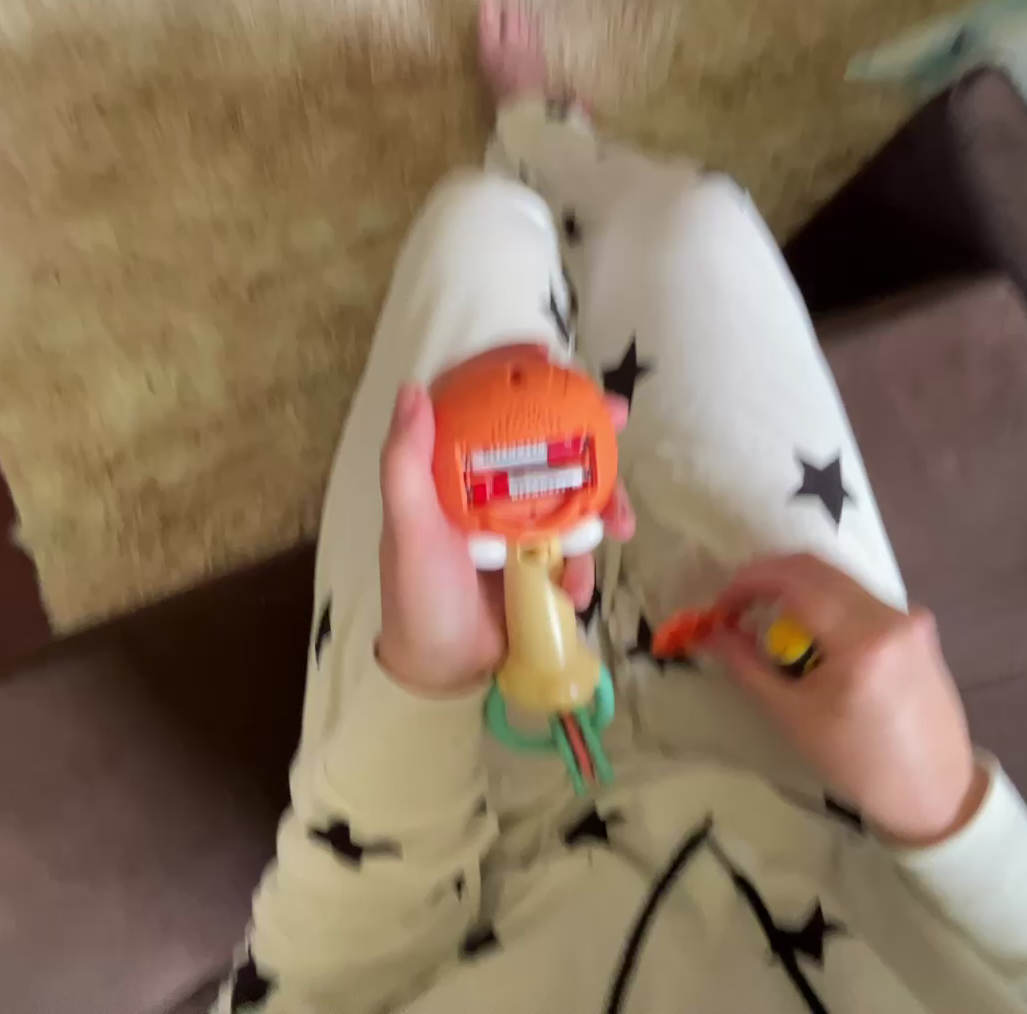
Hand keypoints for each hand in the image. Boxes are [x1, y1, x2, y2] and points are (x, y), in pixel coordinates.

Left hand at [376, 383, 633, 696]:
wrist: (445, 669)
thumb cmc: (418, 594)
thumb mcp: (408, 529)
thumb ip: (405, 465)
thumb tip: (414, 388)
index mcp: (451, 471)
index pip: (479, 404)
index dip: (510, 373)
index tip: (548, 358)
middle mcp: (487, 488)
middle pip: (540, 440)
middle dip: (584, 426)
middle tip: (619, 417)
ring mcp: (519, 522)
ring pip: (571, 491)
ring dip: (603, 503)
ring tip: (620, 526)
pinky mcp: (542, 557)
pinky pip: (576, 545)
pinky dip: (585, 564)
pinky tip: (577, 591)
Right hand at [708, 554, 985, 845]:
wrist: (937, 794)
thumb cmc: (859, 762)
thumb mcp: (791, 715)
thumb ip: (745, 664)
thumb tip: (709, 631)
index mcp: (862, 639)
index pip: (792, 581)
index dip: (746, 584)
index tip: (721, 608)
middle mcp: (889, 615)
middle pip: (814, 568)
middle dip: (765, 578)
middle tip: (736, 606)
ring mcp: (907, 617)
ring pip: (835, 577)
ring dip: (792, 587)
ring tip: (765, 618)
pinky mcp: (914, 626)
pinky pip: (855, 594)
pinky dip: (820, 600)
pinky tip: (805, 631)